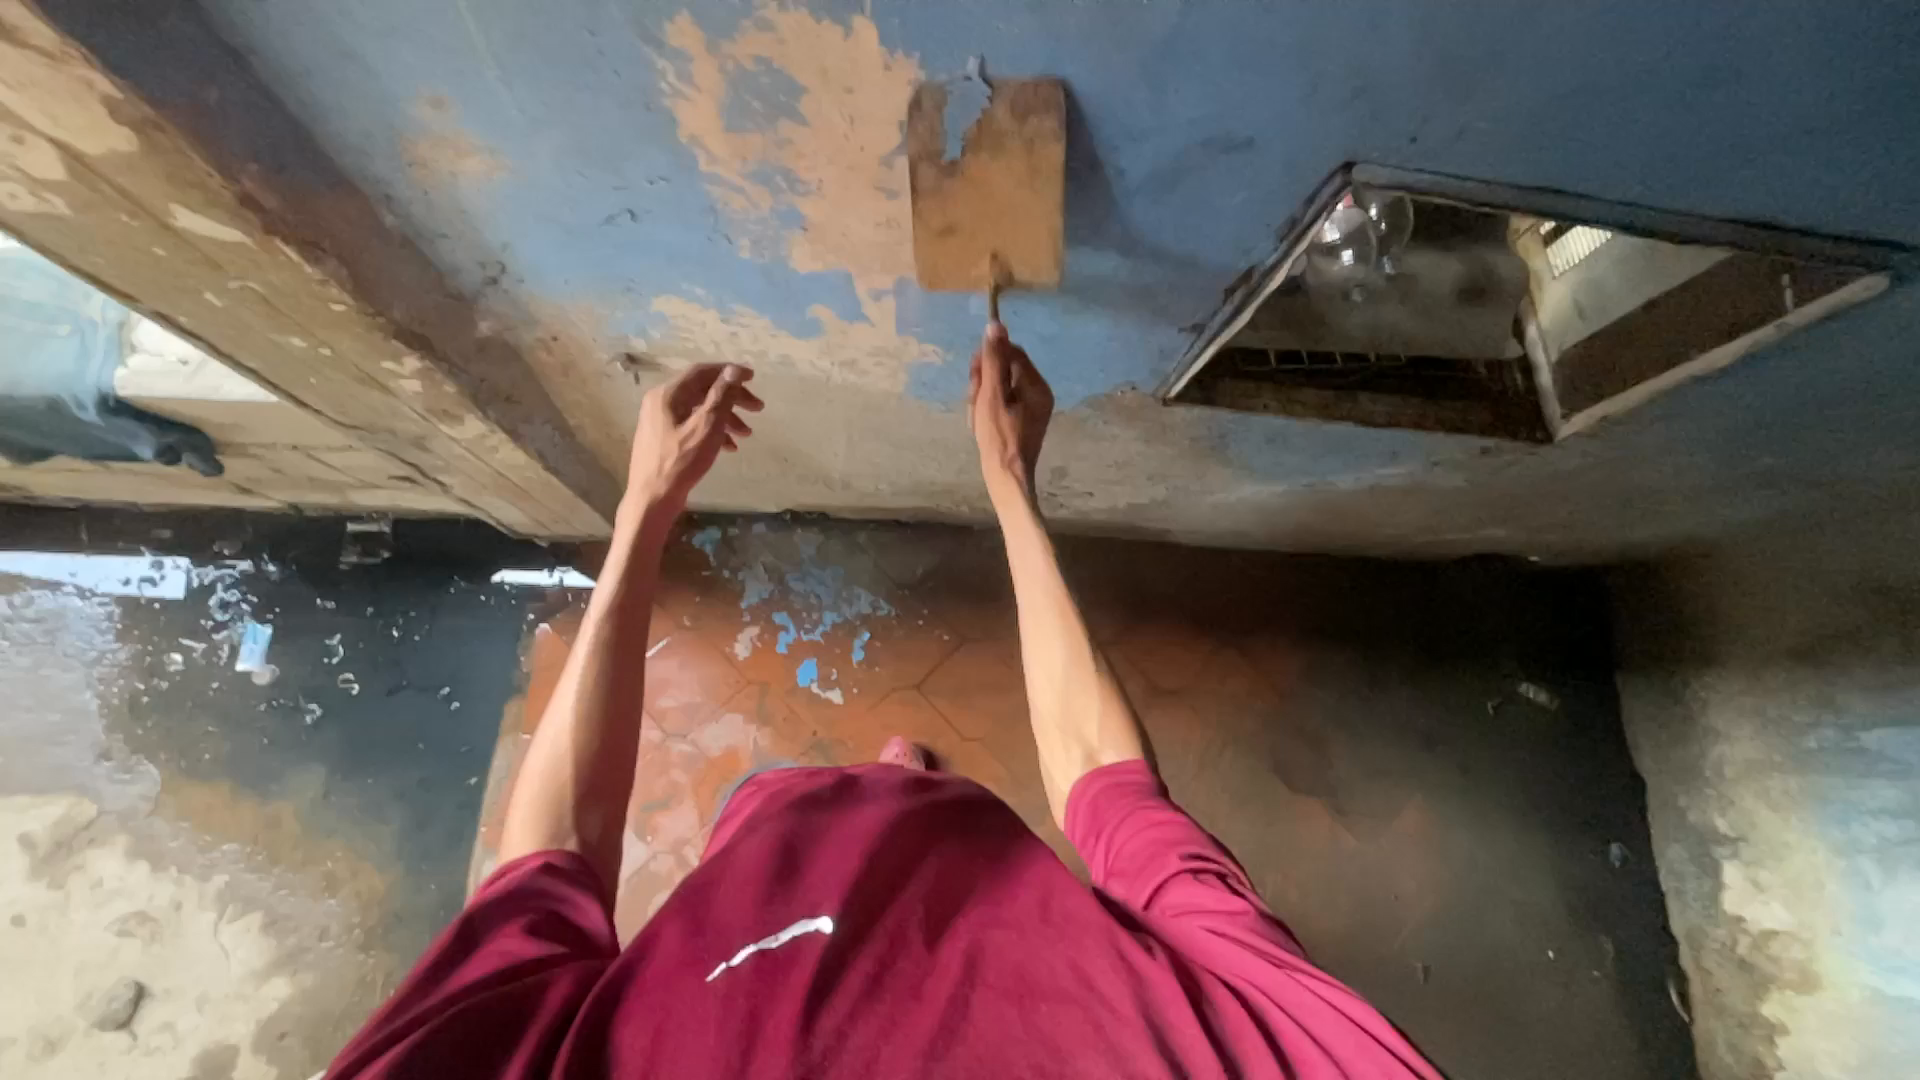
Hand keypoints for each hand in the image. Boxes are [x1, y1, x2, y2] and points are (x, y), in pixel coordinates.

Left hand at [623, 362, 762, 520]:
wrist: (653, 497)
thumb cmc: (681, 461)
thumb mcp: (707, 426)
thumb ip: (722, 396)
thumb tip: (734, 370)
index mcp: (669, 393)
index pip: (702, 372)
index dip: (730, 372)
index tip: (754, 378)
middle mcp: (662, 401)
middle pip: (703, 390)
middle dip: (732, 398)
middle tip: (758, 408)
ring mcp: (661, 419)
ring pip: (699, 409)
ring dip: (725, 417)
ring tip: (746, 434)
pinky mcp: (664, 436)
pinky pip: (692, 424)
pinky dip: (713, 430)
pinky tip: (729, 446)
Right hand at [968, 322, 1052, 499]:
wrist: (1007, 478)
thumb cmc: (998, 437)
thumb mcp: (991, 395)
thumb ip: (992, 360)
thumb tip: (995, 325)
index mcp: (1036, 385)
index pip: (1011, 353)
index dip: (989, 359)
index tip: (973, 374)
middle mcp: (1039, 394)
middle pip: (1004, 370)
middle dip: (983, 382)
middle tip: (973, 401)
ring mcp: (1031, 409)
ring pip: (999, 388)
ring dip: (982, 398)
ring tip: (976, 418)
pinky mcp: (1022, 422)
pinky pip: (1002, 404)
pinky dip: (988, 410)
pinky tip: (980, 425)